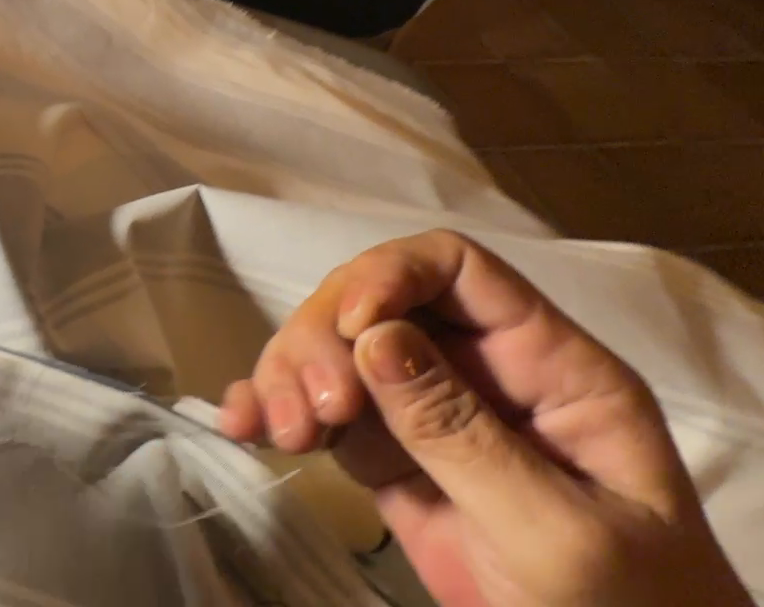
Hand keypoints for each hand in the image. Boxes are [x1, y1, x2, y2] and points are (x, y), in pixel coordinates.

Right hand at [218, 230, 747, 606]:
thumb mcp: (556, 530)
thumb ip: (462, 432)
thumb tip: (370, 336)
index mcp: (545, 365)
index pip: (455, 269)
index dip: (390, 276)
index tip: (349, 328)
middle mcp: (473, 368)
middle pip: (369, 303)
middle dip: (322, 343)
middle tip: (313, 411)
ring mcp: (419, 406)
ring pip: (327, 348)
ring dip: (286, 376)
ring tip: (281, 433)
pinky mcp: (376, 447)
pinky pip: (309, 402)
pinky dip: (266, 405)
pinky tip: (242, 427)